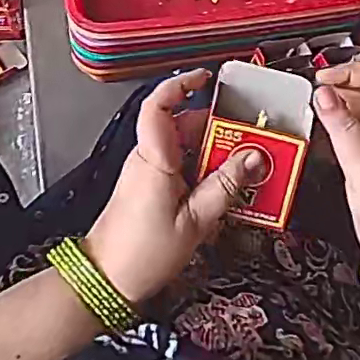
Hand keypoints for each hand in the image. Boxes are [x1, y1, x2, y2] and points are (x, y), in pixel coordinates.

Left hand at [85, 69, 267, 302]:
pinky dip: (203, 170)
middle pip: (185, 126)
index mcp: (155, 158)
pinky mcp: (151, 186)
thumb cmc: (141, 253)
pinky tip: (222, 189)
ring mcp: (148, 171)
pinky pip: (181, 165)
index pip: (160, 103)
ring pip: (186, 146)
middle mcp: (148, 158)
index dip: (182, 83)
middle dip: (218, 129)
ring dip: (214, 153)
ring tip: (242, 170)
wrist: (107, 281)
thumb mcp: (195, 221)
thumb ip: (226, 185)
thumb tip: (252, 157)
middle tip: (248, 142)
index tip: (206, 78)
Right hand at [315, 62, 359, 281]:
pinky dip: (338, 124)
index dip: (353, 71)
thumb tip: (325, 96)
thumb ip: (344, 132)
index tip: (325, 77)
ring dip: (338, 104)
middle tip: (315, 93)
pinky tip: (325, 130)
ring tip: (316, 109)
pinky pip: (355, 130)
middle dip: (341, 85)